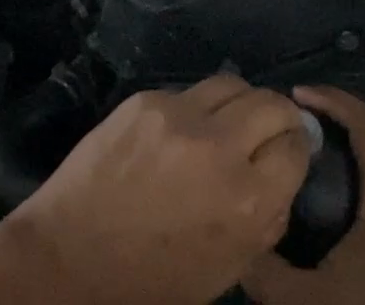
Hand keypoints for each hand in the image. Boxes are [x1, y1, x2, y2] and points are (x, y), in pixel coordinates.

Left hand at [2, 75, 312, 303]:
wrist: (67, 257)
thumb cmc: (151, 280)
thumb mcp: (226, 269)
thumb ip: (264, 221)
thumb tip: (283, 179)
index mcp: (247, 199)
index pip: (296, 147)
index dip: (296, 149)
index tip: (288, 152)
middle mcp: (220, 146)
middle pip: (272, 104)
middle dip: (279, 115)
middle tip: (271, 127)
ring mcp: (178, 116)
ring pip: (232, 83)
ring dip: (241, 101)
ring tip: (231, 119)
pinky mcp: (145, 101)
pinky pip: (187, 93)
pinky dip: (194, 109)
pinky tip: (180, 132)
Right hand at [243, 86, 364, 304]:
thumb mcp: (311, 303)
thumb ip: (267, 274)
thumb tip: (237, 249)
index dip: (331, 100)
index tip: (294, 94)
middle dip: (335, 127)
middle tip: (291, 130)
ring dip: (349, 160)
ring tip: (306, 166)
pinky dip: (361, 190)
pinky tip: (333, 214)